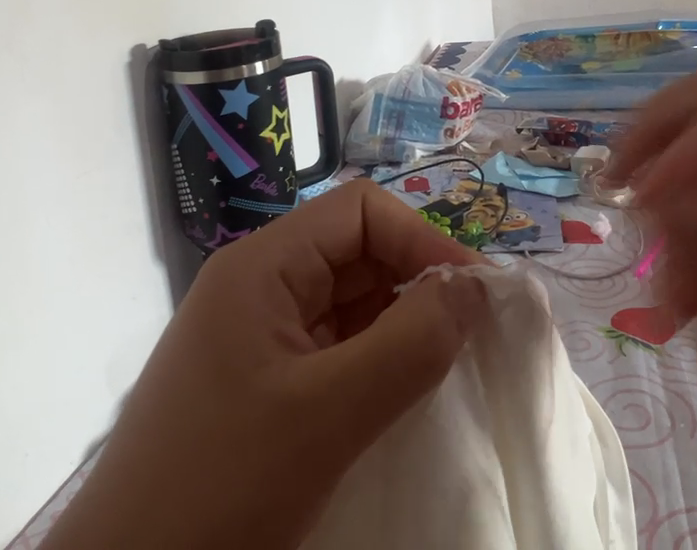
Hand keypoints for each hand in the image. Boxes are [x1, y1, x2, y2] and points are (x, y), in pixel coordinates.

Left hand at [42, 179, 486, 549]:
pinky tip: (400, 395)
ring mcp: (255, 337)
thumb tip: (474, 287)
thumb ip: (410, 343)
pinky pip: (332, 349)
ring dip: (399, 324)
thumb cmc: (221, 484)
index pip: (358, 212)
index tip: (473, 295)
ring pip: (347, 303)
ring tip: (443, 366)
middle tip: (469, 337)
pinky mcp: (259, 384)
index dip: (422, 239)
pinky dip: (375, 361)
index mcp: (261, 266)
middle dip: (416, 282)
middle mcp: (256, 287)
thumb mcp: (327, 414)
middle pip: (355, 252)